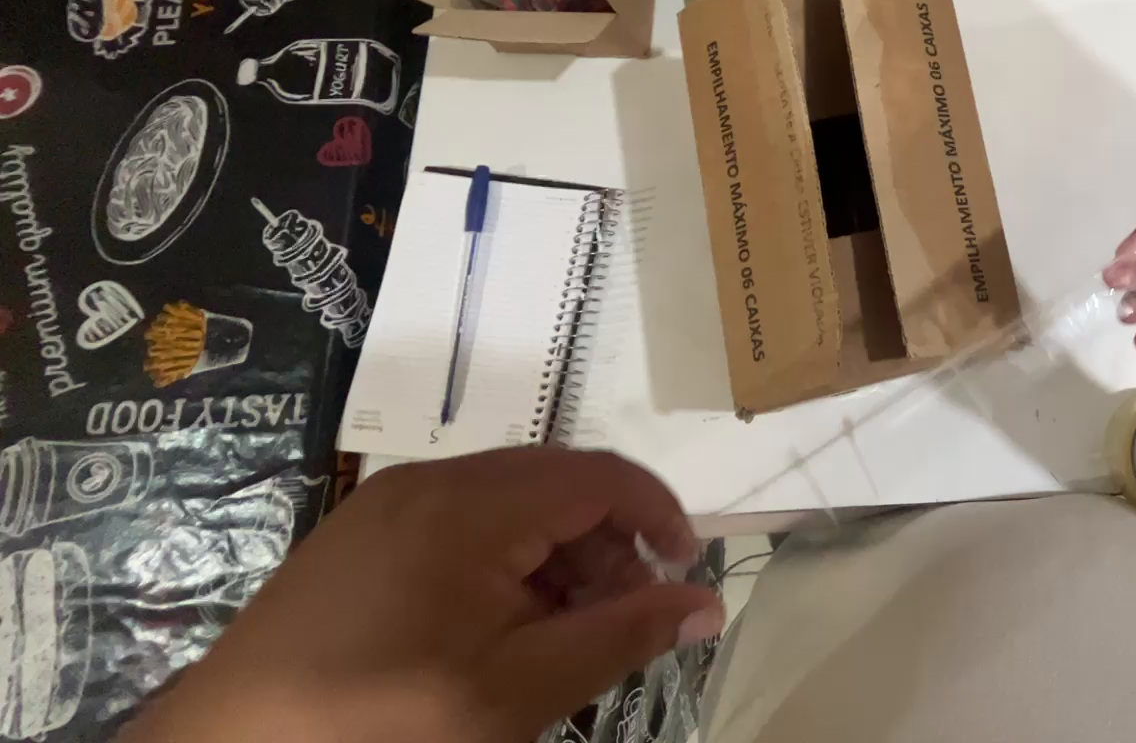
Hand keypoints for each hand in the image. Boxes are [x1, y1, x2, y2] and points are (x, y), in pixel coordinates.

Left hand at [124, 448, 722, 742]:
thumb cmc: (378, 728)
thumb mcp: (516, 692)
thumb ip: (624, 637)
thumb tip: (710, 608)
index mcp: (473, 503)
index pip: (601, 476)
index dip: (658, 514)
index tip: (685, 568)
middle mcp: (436, 479)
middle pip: (562, 484)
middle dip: (610, 542)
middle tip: (626, 610)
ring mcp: (394, 500)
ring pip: (519, 500)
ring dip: (562, 553)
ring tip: (567, 626)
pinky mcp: (367, 528)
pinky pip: (471, 518)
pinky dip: (511, 558)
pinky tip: (507, 620)